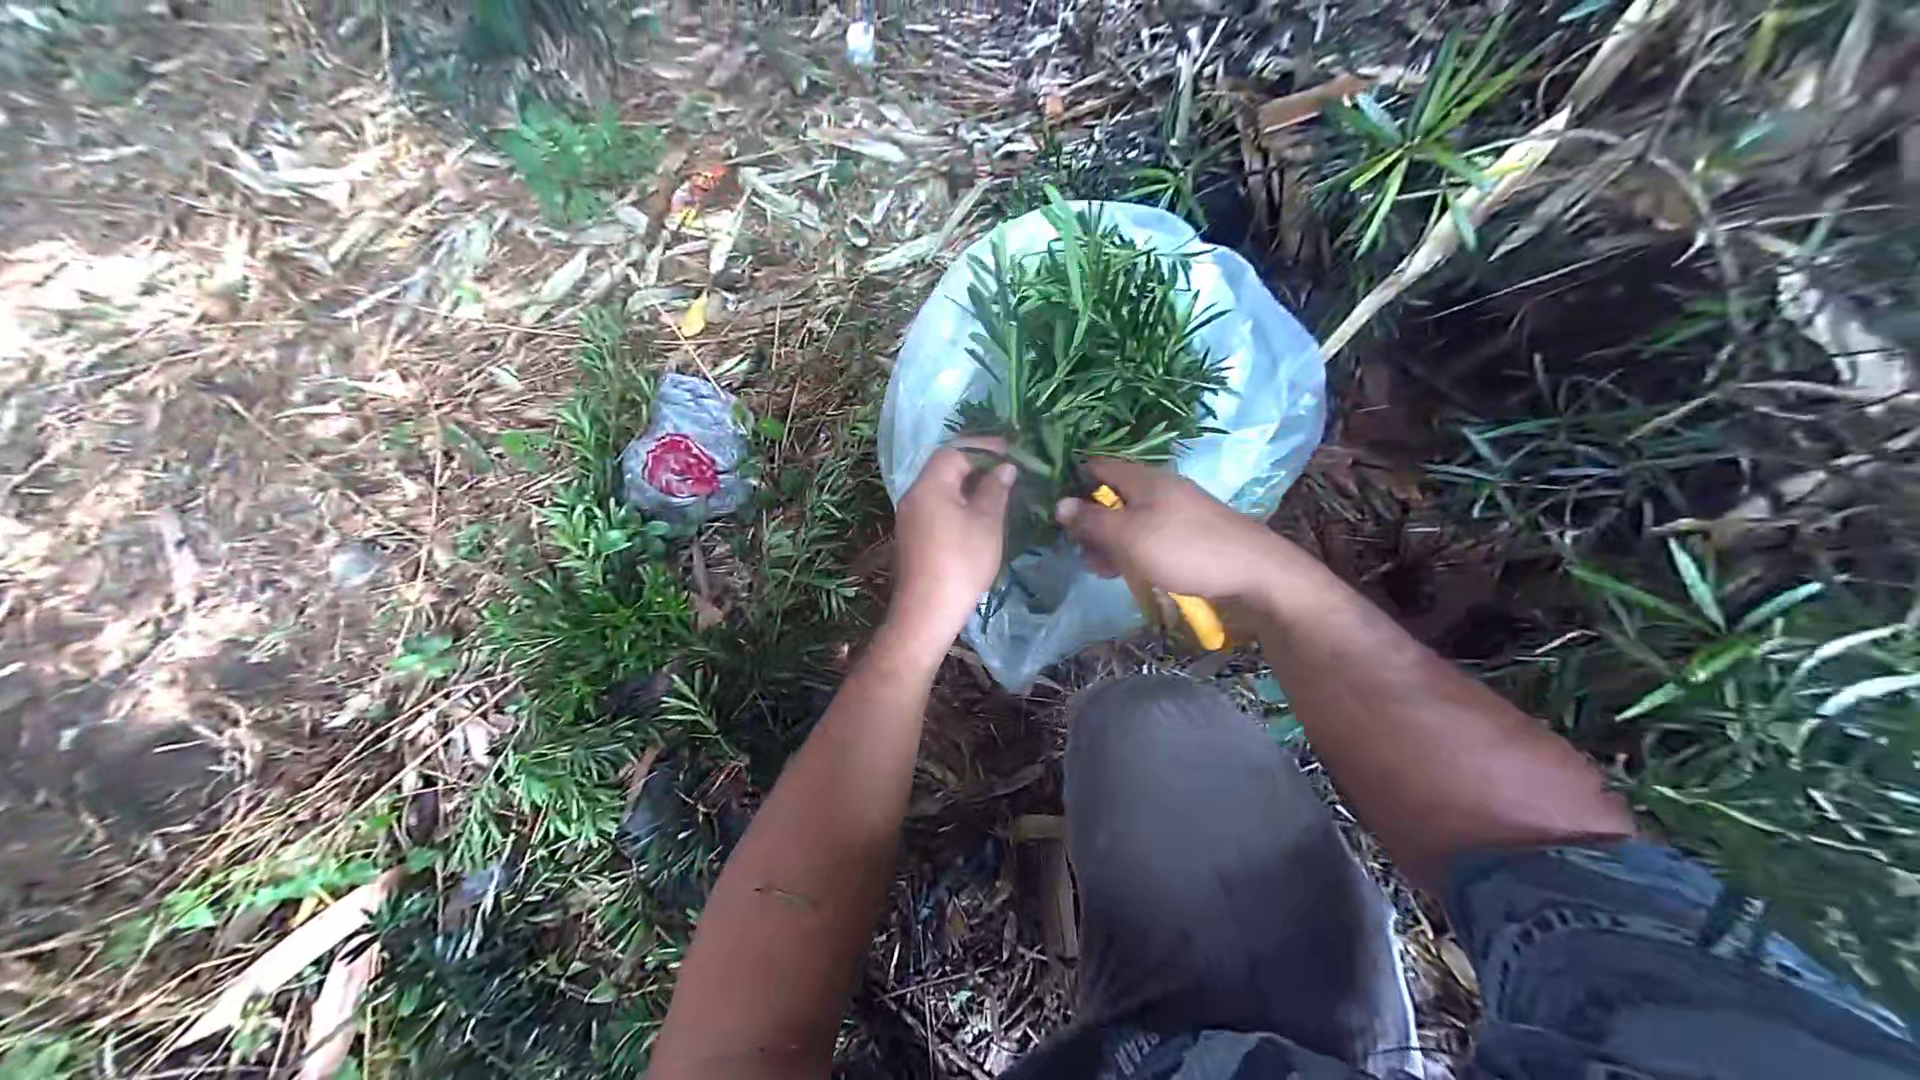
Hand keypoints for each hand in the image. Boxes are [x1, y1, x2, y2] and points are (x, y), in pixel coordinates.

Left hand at [883, 440, 1015, 657]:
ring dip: (968, 481)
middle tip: (1008, 465)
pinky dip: (959, 500)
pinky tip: (980, 511)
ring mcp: (910, 516)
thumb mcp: (987, 522)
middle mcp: (914, 495)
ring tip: (999, 486)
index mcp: (929, 486)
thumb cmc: (961, 563)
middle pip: (944, 466)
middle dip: (977, 461)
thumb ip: (996, 489)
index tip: (1013, 449)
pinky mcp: (914, 535)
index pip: (955, 450)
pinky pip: (937, 505)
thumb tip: (1004, 467)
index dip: (985, 446)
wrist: (927, 612)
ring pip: (941, 486)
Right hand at [1055, 458, 1298, 602]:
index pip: (1096, 466)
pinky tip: (1130, 572)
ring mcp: (1175, 510)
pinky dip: (1133, 551)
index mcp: (1143, 478)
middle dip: (1090, 523)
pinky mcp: (1186, 533)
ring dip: (1110, 543)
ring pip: (1128, 520)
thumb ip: (1092, 521)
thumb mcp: (1129, 536)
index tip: (1055, 512)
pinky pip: (1148, 535)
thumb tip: (1059, 504)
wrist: (1256, 573)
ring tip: (1104, 570)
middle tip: (1083, 553)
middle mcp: (1158, 487)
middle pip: (1110, 497)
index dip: (1072, 484)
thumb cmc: (1185, 549)